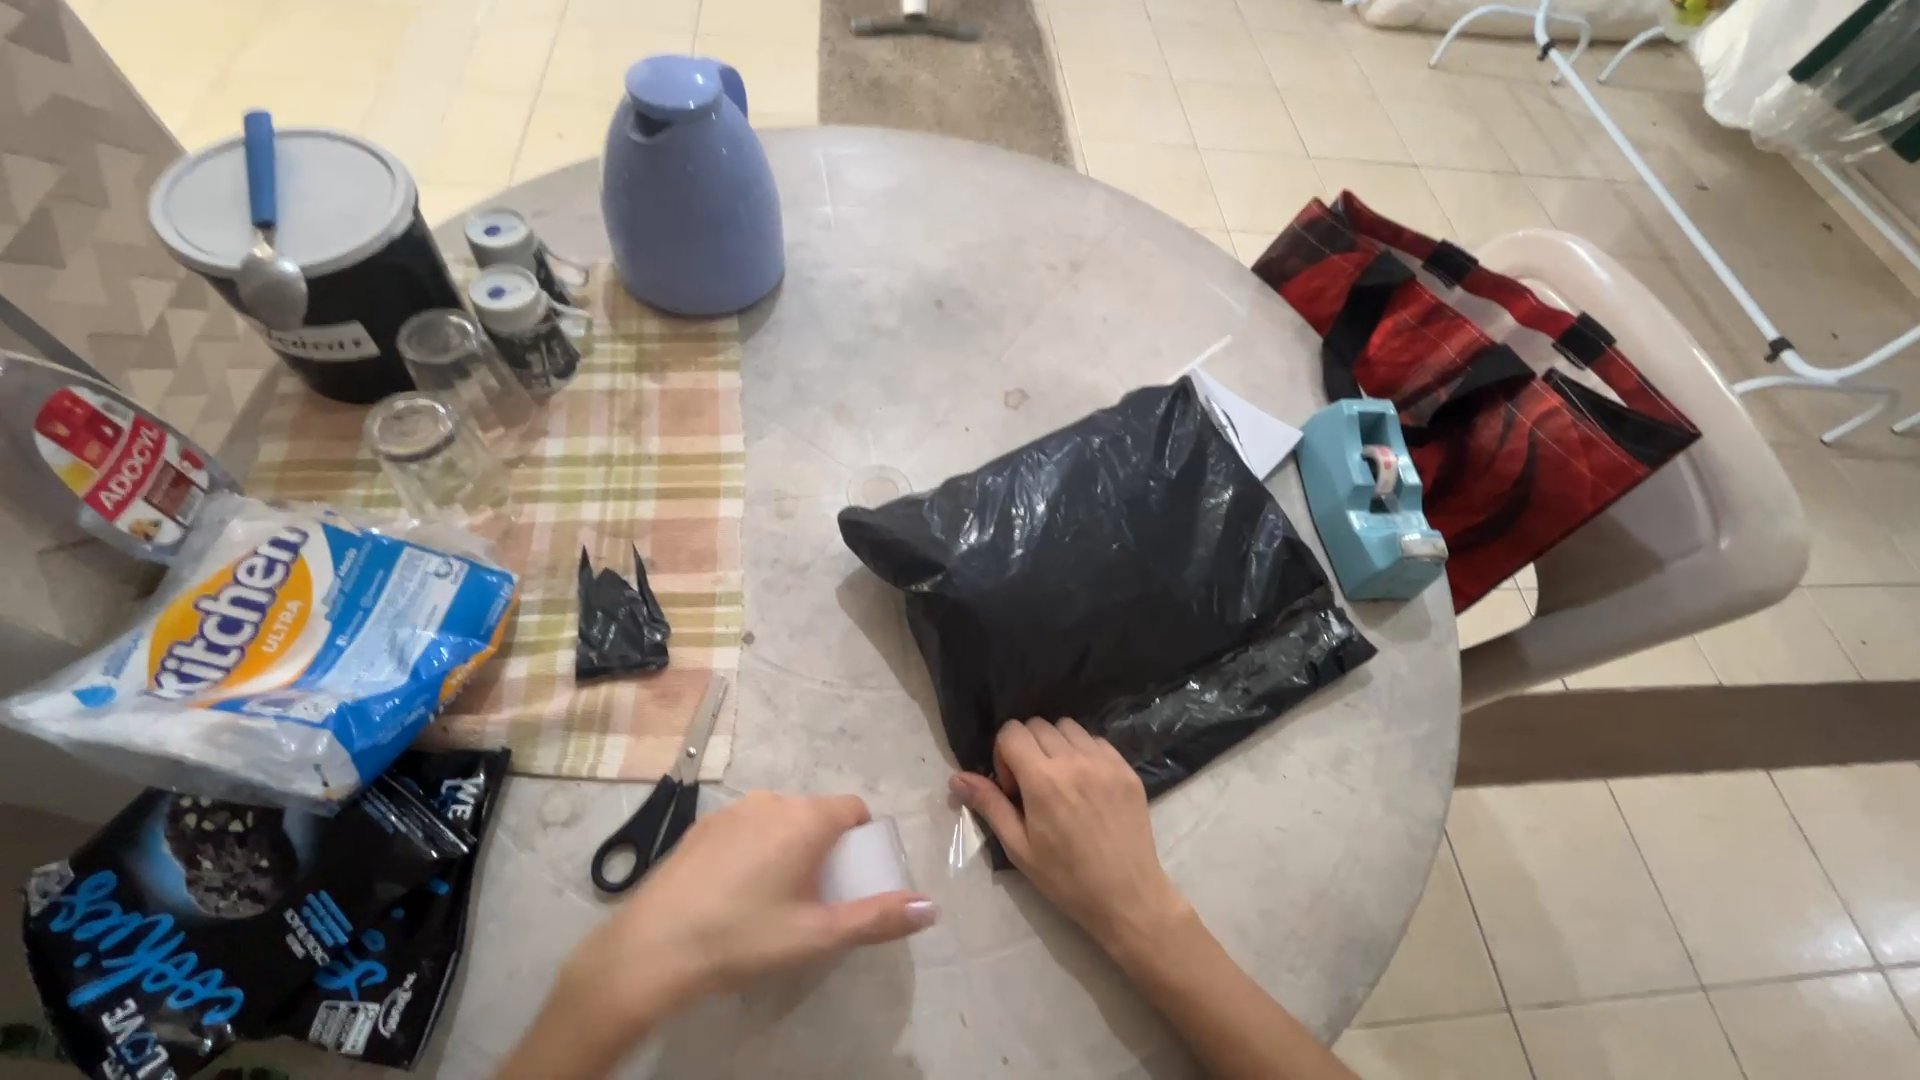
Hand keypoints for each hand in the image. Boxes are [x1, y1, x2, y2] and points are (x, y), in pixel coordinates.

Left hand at [561, 792, 937, 1028]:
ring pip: (780, 820)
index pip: (854, 809)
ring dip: (788, 846)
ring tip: (772, 898)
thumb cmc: (745, 938)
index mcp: (807, 819)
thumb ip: (878, 918)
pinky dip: (753, 848)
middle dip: (824, 848)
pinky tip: (734, 891)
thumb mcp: (818, 935)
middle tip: (813, 898)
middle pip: (817, 814)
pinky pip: (746, 827)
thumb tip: (932, 907)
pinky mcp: (701, 825)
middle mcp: (773, 800)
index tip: (850, 879)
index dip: (860, 842)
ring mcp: (732, 810)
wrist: (653, 949)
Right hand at [950, 719, 1189, 951]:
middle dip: (1026, 748)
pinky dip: (1084, 751)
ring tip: (1060, 781)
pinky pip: (1097, 740)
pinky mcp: (1126, 769)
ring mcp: (1105, 762)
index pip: (1012, 731)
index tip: (1013, 788)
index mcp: (1043, 780)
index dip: (1003, 754)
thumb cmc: (1066, 879)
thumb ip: (989, 804)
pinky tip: (1086, 784)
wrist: (1127, 897)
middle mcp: (1075, 760)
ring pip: (1068, 727)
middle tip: (1033, 786)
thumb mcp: (1019, 847)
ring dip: (1055, 745)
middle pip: (1037, 724)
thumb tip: (956, 778)